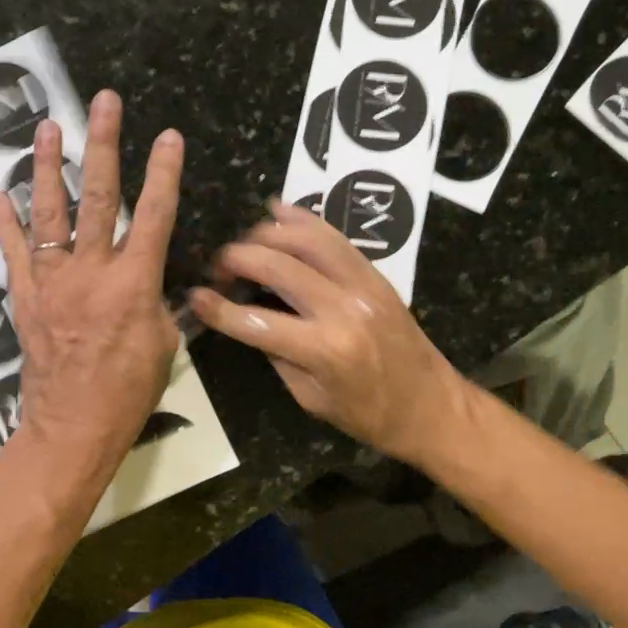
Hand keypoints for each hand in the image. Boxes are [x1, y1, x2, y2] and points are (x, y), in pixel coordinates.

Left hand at [0, 90, 183, 486]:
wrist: (72, 426)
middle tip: (104, 102)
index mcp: (134, 283)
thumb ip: (156, 304)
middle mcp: (92, 270)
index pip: (155, 215)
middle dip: (104, 144)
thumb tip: (153, 284)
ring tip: (46, 128)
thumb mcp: (162, 346)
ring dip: (47, 167)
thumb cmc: (127, 393)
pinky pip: (15, 253)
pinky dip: (6, 224)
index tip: (168, 135)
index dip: (164, 173)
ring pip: (49, 213)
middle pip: (99, 196)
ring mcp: (53, 281)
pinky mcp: (27, 297)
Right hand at [188, 200, 478, 468]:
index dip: (218, 308)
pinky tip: (277, 212)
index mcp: (325, 350)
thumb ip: (277, 354)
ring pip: (307, 239)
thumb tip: (247, 319)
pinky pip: (334, 237)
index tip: (195, 296)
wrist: (432, 406)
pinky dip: (302, 220)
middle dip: (237, 260)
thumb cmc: (367, 414)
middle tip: (216, 268)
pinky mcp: (375, 274)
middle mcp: (344, 308)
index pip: (256, 320)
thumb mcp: (310, 398)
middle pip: (277, 266)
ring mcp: (364, 285)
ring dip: (266, 233)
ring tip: (242, 243)